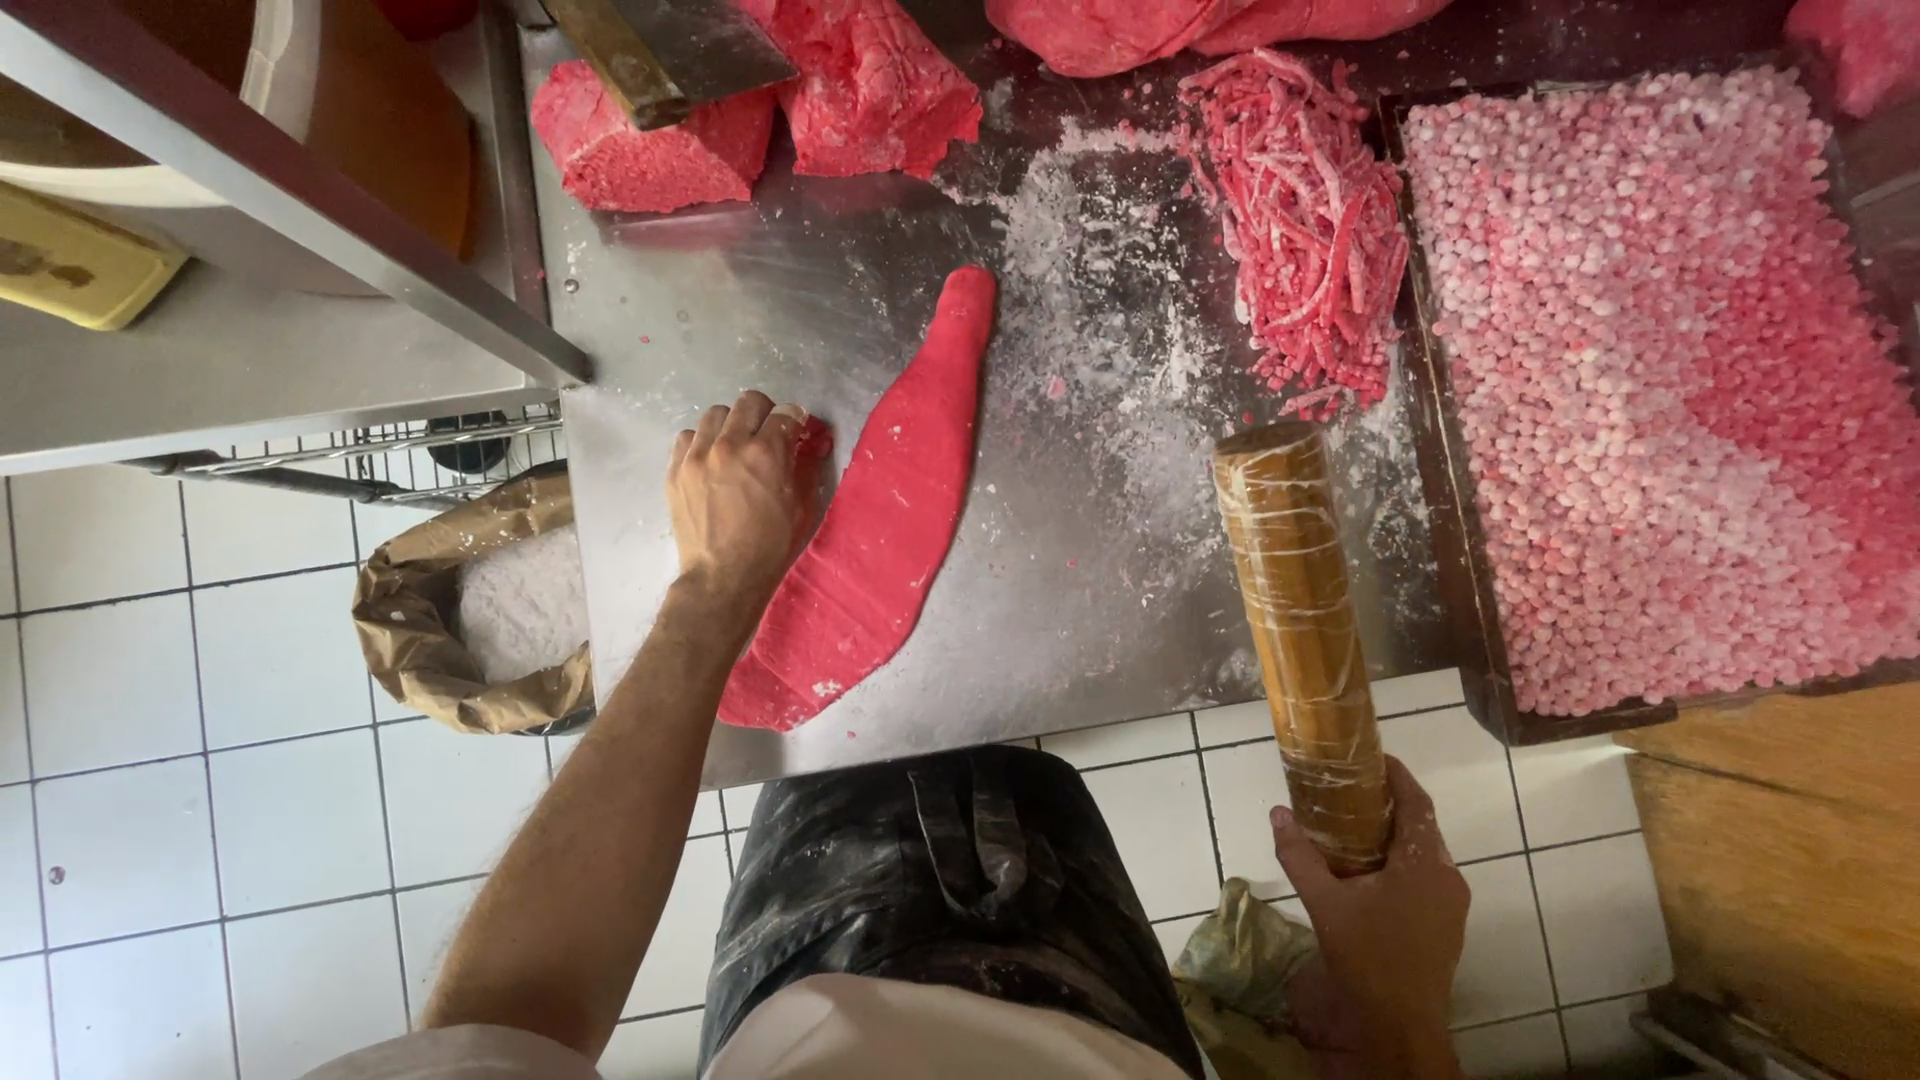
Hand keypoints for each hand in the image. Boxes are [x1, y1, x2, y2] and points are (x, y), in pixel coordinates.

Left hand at [667, 391, 822, 614]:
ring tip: (736, 446)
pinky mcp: (676, 470)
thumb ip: (808, 467)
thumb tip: (816, 442)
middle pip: (749, 402)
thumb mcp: (801, 507)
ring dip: (731, 424)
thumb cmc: (771, 546)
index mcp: (765, 454)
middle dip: (765, 413)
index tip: (797, 430)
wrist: (722, 576)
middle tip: (769, 433)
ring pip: (715, 414)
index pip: (785, 413)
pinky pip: (688, 437)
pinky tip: (711, 460)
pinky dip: (703, 441)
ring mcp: (697, 456)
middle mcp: (729, 445)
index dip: (796, 420)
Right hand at [1272, 755, 1468, 1078]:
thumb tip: (1277, 813)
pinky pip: (1424, 873)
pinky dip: (1399, 857)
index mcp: (1424, 866)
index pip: (1418, 804)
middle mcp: (1447, 879)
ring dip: (1393, 832)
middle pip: (1421, 826)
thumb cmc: (1368, 958)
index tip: (1372, 756)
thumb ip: (1299, 856)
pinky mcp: (1446, 922)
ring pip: (1423, 851)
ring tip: (1351, 821)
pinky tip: (1367, 866)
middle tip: (1348, 788)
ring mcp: (1451, 903)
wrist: (1402, 1026)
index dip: (1398, 776)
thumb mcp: (1324, 903)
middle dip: (1389, 802)